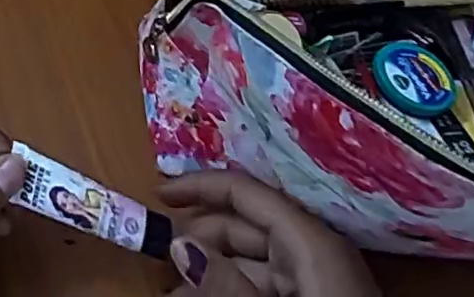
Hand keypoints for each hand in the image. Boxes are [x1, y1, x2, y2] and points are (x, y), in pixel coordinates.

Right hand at [160, 171, 378, 296]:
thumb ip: (226, 285)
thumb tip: (179, 245)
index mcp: (309, 240)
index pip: (242, 190)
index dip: (198, 187)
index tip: (157, 197)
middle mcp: (312, 251)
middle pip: (242, 226)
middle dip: (198, 241)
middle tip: (158, 263)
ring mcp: (316, 281)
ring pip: (249, 263)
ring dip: (211, 274)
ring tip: (173, 294)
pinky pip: (264, 289)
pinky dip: (232, 293)